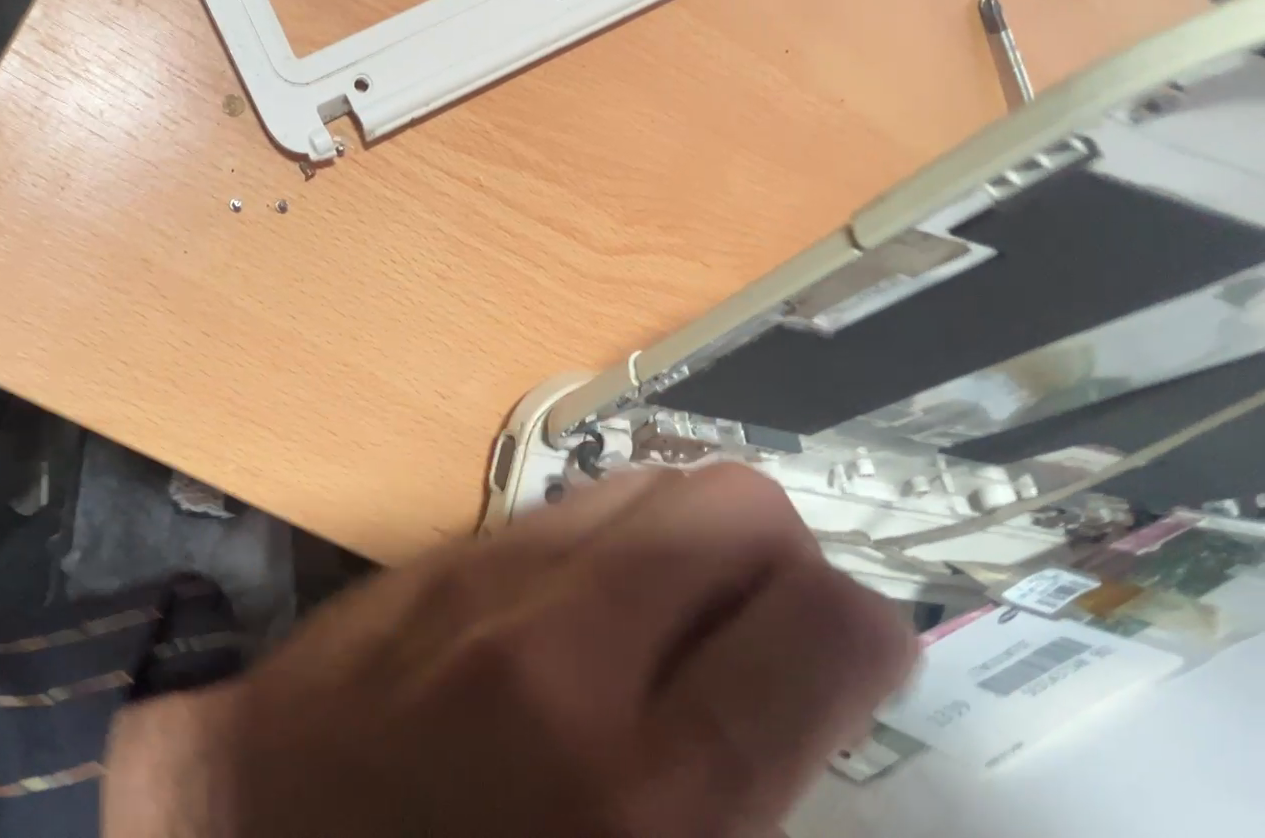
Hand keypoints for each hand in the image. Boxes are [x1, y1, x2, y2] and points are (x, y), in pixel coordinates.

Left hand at [103, 464, 915, 837]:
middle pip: (733, 506)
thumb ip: (727, 799)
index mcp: (653, 794)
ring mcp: (482, 585)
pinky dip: (597, 541)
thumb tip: (793, 698)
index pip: (827, 625)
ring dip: (680, 538)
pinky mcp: (425, 558)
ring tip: (663, 612)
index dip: (857, 632)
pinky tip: (575, 604)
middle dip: (771, 556)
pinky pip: (556, 510)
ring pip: (641, 484)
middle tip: (750, 628)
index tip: (836, 660)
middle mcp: (571, 657)